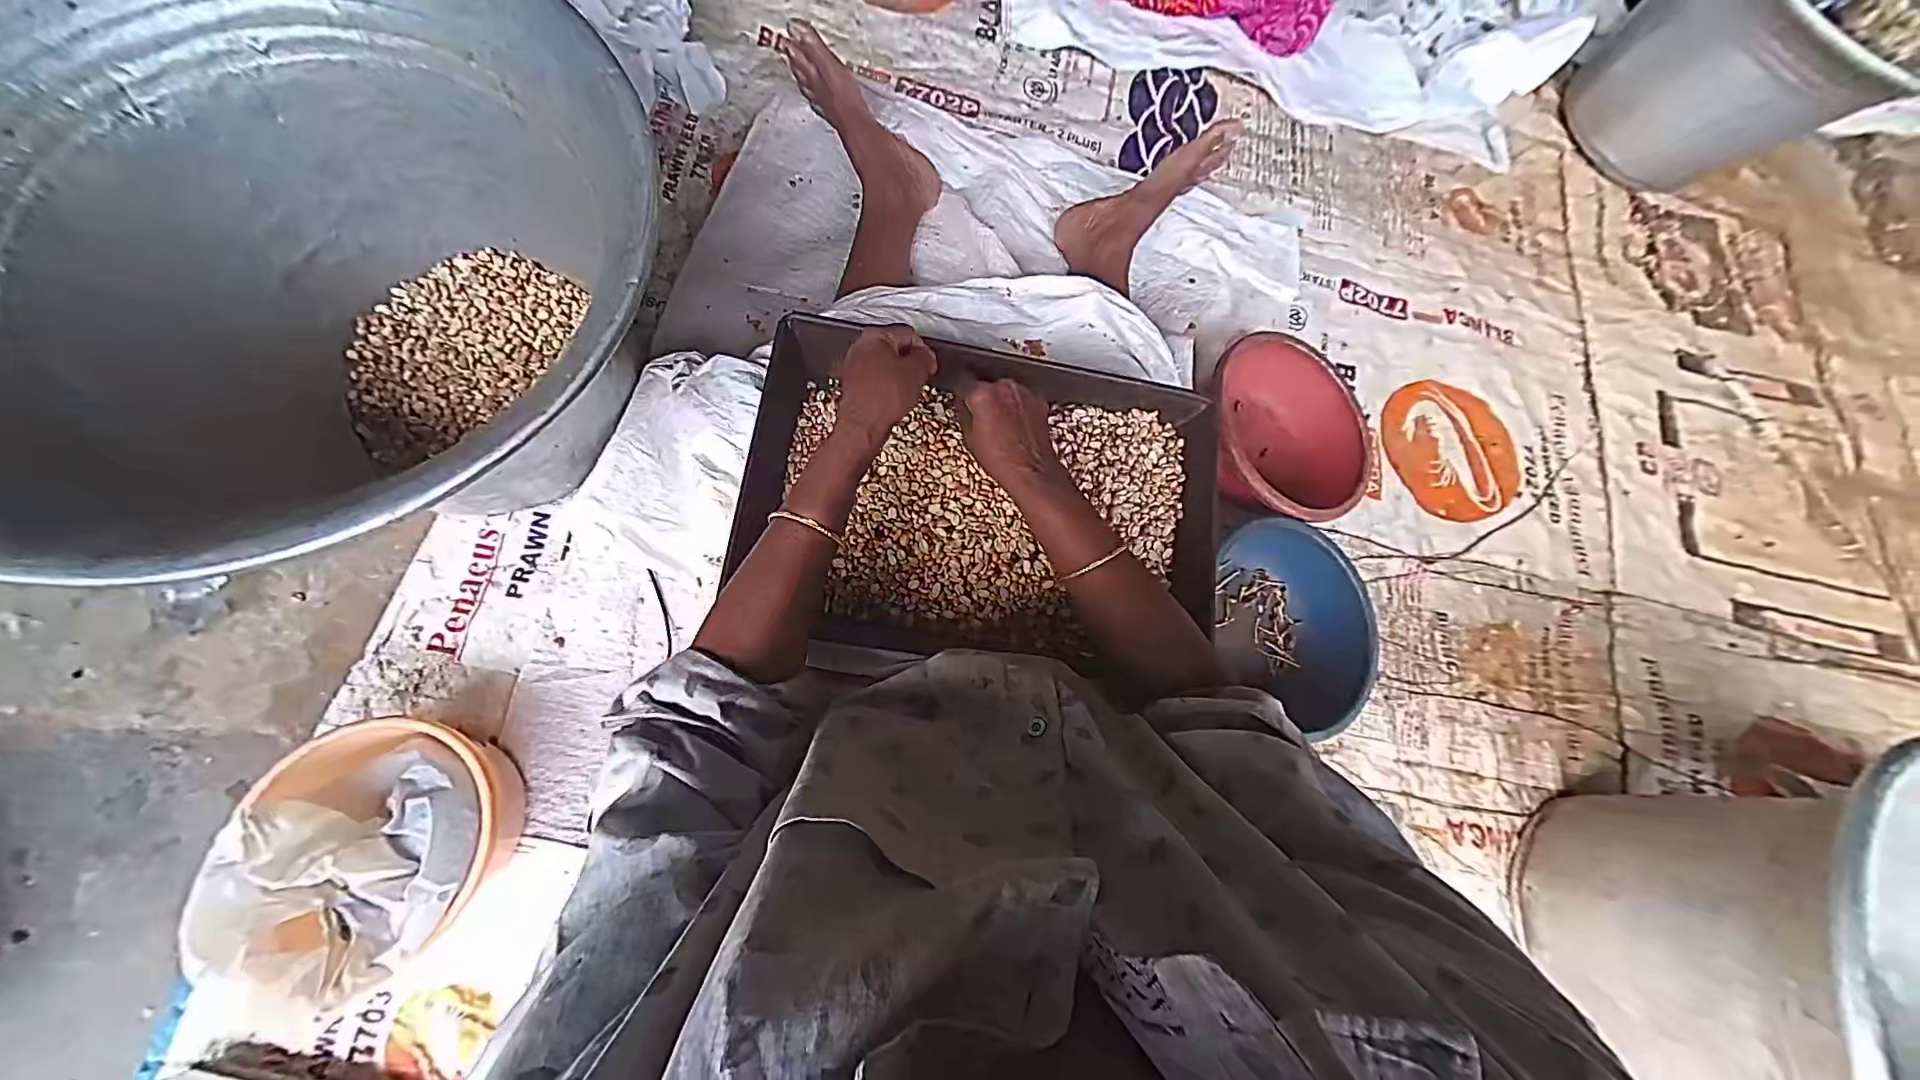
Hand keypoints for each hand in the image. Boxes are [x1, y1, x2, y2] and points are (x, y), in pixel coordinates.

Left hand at [835, 325, 936, 447]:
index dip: (925, 350)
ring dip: (900, 375)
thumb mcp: (916, 372)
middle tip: (922, 376)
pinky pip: (877, 381)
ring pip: (885, 365)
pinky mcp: (854, 386)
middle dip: (911, 362)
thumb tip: (926, 356)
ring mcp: (854, 367)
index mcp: (874, 336)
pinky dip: (888, 386)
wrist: (863, 426)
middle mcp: (860, 348)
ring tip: (909, 389)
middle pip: (894, 348)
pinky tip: (895, 398)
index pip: (908, 334)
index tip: (930, 363)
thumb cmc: (883, 398)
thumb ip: (925, 357)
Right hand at [955, 378, 1068, 498]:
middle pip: (987, 386)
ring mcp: (1023, 392)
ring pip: (1006, 391)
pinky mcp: (1038, 400)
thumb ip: (964, 414)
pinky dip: (1018, 407)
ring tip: (1001, 426)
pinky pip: (1022, 399)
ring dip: (1002, 402)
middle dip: (984, 399)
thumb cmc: (1003, 460)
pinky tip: (1015, 426)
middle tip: (982, 420)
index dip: (961, 395)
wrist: (1032, 472)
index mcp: (982, 395)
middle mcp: (1004, 387)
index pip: (964, 382)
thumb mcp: (970, 439)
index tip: (961, 401)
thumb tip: (963, 407)